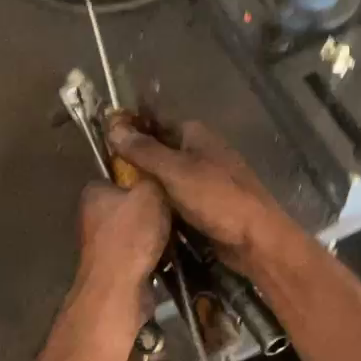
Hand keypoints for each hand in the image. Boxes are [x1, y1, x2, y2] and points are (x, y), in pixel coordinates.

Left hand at [77, 180, 169, 286]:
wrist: (118, 288)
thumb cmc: (130, 235)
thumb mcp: (150, 193)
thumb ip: (152, 178)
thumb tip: (155, 174)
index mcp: (93, 193)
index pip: (119, 177)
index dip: (141, 180)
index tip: (161, 186)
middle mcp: (91, 216)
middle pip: (129, 205)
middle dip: (151, 210)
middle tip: (173, 211)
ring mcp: (99, 244)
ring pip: (135, 231)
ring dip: (154, 235)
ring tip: (175, 234)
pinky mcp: (111, 267)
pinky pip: (137, 254)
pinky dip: (152, 255)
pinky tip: (168, 255)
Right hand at [107, 119, 297, 276]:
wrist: (255, 239)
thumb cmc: (217, 199)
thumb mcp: (175, 171)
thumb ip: (144, 150)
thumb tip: (113, 127)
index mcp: (195, 134)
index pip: (156, 121)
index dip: (131, 127)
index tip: (104, 139)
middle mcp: (200, 150)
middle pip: (160, 148)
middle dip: (136, 158)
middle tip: (106, 170)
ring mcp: (204, 177)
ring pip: (166, 174)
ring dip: (147, 182)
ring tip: (116, 190)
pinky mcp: (205, 203)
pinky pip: (175, 195)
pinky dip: (160, 200)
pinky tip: (140, 208)